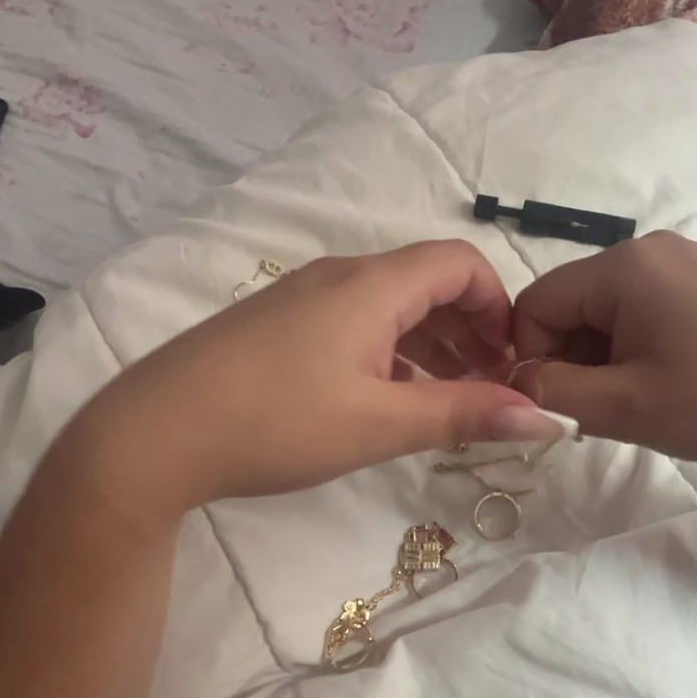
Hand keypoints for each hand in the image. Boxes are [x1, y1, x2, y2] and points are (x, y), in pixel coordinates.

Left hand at [82, 241, 562, 508]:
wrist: (152, 434)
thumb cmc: (274, 423)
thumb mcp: (379, 424)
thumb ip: (464, 415)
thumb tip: (545, 418)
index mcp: (369, 285)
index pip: (459, 263)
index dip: (497, 306)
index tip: (509, 363)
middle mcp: (338, 277)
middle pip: (425, 282)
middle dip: (469, 329)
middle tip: (487, 388)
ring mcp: (300, 298)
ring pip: (387, 305)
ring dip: (429, 343)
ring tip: (446, 399)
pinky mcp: (274, 325)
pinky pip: (352, 323)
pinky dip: (387, 351)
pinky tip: (385, 397)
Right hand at [509, 231, 696, 473]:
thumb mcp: (625, 407)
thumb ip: (552, 392)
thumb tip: (516, 381)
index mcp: (625, 265)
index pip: (536, 303)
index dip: (535, 359)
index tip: (567, 404)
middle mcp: (653, 249)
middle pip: (573, 304)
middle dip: (574, 359)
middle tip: (610, 409)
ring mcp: (688, 261)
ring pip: (608, 311)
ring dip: (606, 359)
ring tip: (646, 399)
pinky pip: (645, 309)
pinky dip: (639, 348)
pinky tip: (672, 382)